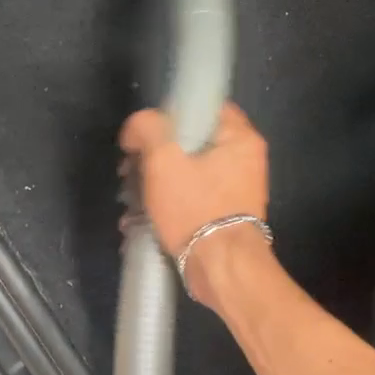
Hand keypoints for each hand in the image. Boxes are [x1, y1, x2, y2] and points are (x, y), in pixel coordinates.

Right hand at [120, 102, 270, 307]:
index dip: (168, 115)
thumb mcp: (162, 160)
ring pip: (187, 173)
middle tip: (129, 172)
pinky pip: (192, 198)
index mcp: (240, 137)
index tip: (144, 134)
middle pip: (191, 142)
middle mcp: (245, 160)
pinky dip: (168, 204)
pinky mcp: (224, 216)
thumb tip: (138, 128)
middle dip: (154, 156)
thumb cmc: (195, 208)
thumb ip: (147, 128)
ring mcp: (236, 190)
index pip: (203, 106)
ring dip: (155, 184)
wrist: (220, 267)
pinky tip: (140, 220)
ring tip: (130, 201)